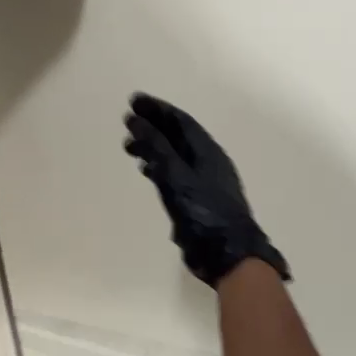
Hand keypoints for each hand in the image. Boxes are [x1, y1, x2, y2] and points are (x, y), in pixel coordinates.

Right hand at [123, 93, 288, 286]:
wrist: (227, 254)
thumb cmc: (203, 211)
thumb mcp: (175, 174)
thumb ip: (155, 146)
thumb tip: (135, 119)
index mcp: (207, 152)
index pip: (181, 121)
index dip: (157, 109)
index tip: (134, 101)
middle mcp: (208, 162)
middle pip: (177, 136)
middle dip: (153, 126)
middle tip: (128, 121)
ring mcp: (205, 181)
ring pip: (175, 154)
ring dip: (153, 147)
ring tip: (130, 148)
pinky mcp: (199, 199)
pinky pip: (175, 172)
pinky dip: (158, 166)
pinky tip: (146, 170)